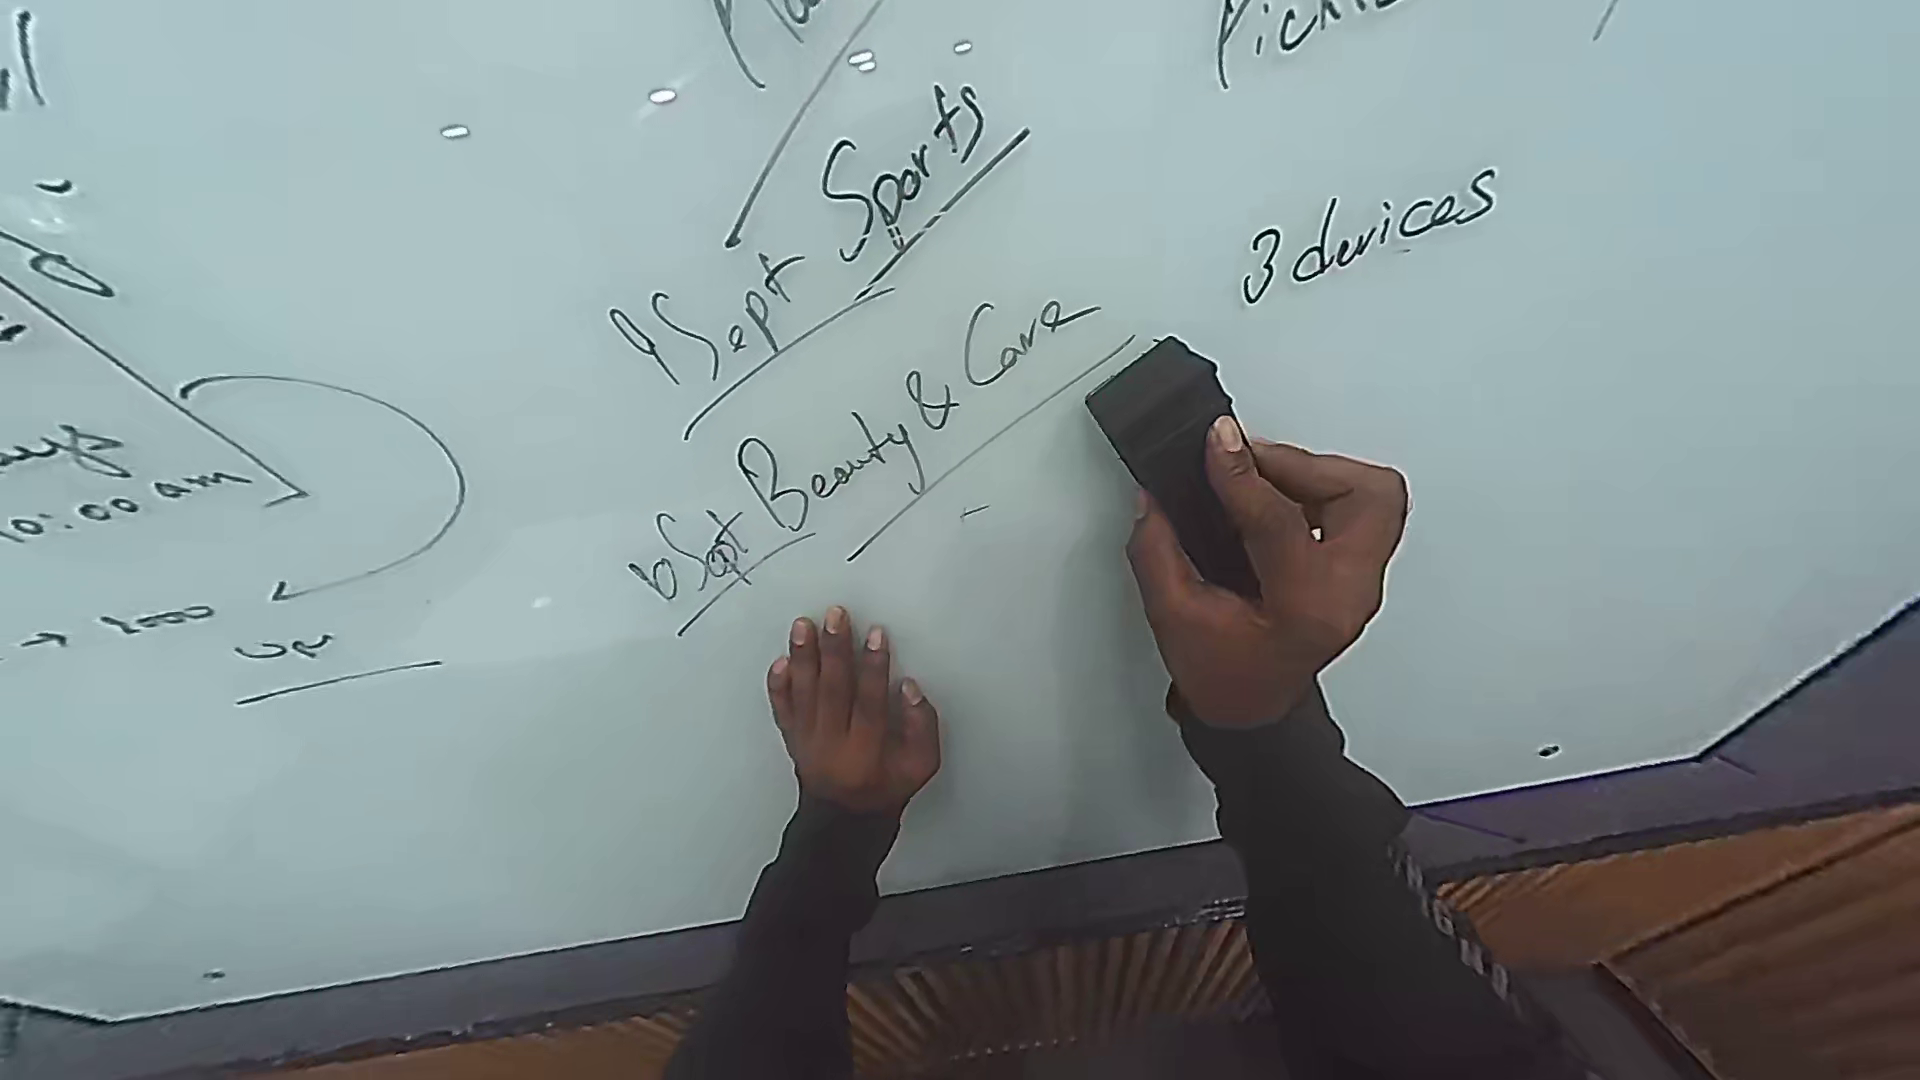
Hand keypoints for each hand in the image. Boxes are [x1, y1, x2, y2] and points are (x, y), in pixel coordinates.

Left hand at [768, 605, 941, 813]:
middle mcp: (832, 742)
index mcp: (866, 749)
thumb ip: (922, 726)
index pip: (870, 701)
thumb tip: (910, 688)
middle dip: (835, 649)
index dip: (874, 666)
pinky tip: (780, 661)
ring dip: (804, 657)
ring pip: (804, 694)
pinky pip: (782, 711)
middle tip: (836, 615)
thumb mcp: (921, 764)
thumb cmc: (886, 786)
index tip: (876, 634)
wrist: (844, 820)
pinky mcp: (793, 738)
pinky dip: (778, 686)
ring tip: (803, 625)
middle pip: (833, 690)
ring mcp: (808, 740)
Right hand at [1126, 416, 1409, 727]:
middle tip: (1249, 460)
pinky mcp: (1358, 571)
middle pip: (1365, 495)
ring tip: (1261, 475)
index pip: (1280, 521)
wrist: (1249, 706)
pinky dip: (1321, 486)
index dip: (1241, 474)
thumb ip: (1156, 550)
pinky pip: (1362, 508)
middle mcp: (1349, 593)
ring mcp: (1362, 582)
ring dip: (1317, 471)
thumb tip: (1153, 499)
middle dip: (1303, 463)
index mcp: (1304, 610)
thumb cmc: (1220, 676)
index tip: (1217, 442)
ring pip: (1374, 494)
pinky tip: (1278, 492)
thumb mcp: (1172, 616)